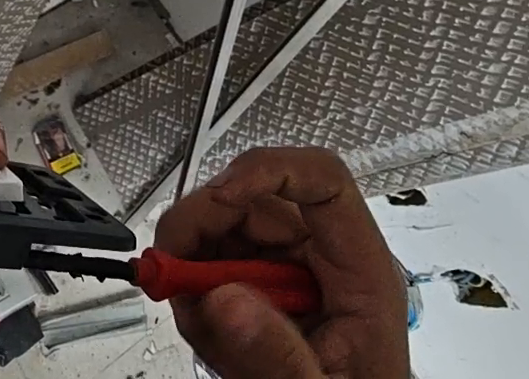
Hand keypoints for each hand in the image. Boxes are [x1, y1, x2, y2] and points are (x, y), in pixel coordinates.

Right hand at [155, 148, 408, 378]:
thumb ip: (281, 357)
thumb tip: (227, 300)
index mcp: (358, 273)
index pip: (322, 181)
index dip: (268, 171)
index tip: (220, 196)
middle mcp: (318, 256)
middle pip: (251, 198)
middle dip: (201, 225)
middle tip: (171, 267)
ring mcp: (282, 264)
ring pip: (220, 220)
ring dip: (188, 258)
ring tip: (191, 313)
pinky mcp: (254, 278)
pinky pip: (206, 250)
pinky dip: (185, 277)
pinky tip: (197, 318)